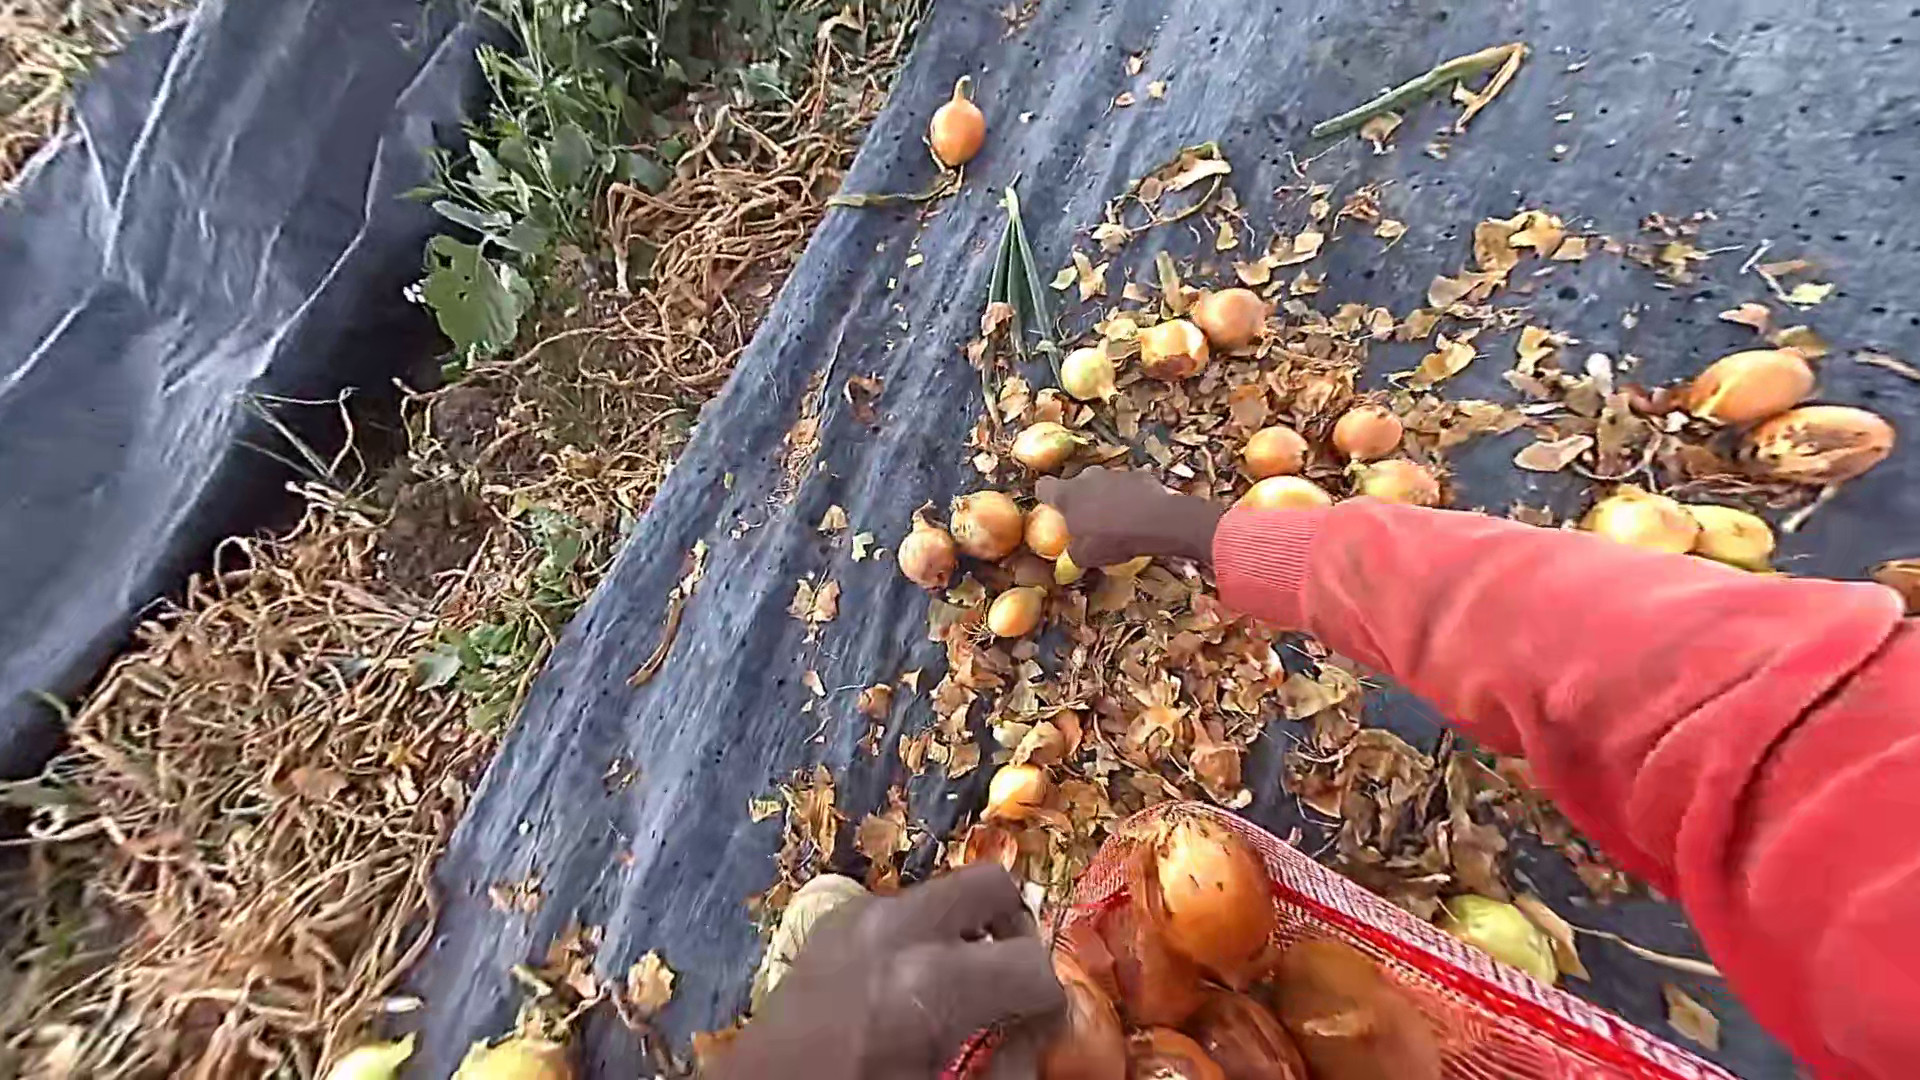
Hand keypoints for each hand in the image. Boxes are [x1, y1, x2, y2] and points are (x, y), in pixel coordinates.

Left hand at [714, 865, 1065, 1079]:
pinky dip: (924, 932)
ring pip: (947, 889)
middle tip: (1009, 978)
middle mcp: (899, 925)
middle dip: (1014, 927)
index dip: (1049, 998)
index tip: (1042, 1023)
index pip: (1030, 963)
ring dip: (968, 928)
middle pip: (991, 882)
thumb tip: (1036, 1029)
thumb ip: (1004, 1069)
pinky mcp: (837, 914)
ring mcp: (863, 911)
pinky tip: (906, 981)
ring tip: (957, 983)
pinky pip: (903, 905)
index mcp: (928, 983)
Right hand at [1037, 467, 1224, 566]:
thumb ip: (1073, 553)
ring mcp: (1114, 473)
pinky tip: (1139, 515)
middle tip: (1088, 519)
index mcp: (1067, 494)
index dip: (1046, 497)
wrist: (1157, 522)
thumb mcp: (1085, 556)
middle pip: (1076, 483)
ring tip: (1118, 520)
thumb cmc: (1112, 539)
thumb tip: (1070, 556)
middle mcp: (1087, 477)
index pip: (1044, 487)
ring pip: (1103, 483)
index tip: (1053, 509)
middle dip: (1080, 497)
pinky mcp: (1139, 475)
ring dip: (1106, 496)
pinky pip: (1129, 486)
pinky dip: (1131, 496)